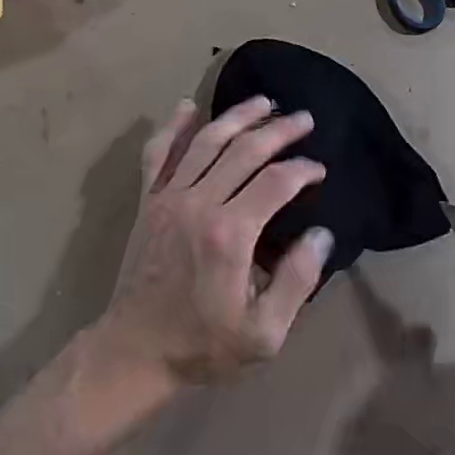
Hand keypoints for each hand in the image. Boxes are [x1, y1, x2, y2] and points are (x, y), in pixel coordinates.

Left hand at [93, 97, 333, 387]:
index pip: (276, 181)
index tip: (320, 170)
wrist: (132, 353)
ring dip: (238, 116)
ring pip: (206, 142)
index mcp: (230, 234)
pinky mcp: (147, 202)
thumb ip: (298, 281)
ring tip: (264, 101)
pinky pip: (158, 154)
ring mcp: (168, 199)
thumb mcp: (264, 333)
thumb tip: (321, 233)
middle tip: (304, 119)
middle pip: (245, 150)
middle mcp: (199, 205)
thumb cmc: (204, 344)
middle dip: (279, 129)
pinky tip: (187, 106)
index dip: (303, 169)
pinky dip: (173, 127)